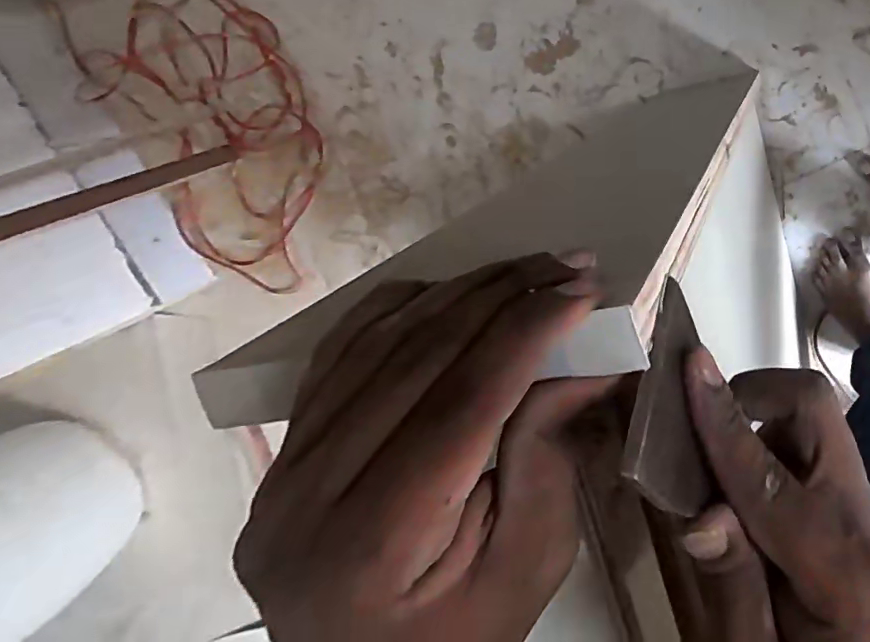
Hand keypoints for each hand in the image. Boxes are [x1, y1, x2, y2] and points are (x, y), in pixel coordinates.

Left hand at [235, 252, 618, 641]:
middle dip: (506, 295)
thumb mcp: (528, 560)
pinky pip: (343, 348)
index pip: (464, 401)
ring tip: (525, 267)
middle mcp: (309, 496)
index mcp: (376, 542)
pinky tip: (453, 288)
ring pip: (381, 340)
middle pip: (420, 357)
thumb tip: (585, 360)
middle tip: (568, 264)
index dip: (528, 331)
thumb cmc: (462, 633)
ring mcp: (285, 467)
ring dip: (463, 289)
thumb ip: (548, 453)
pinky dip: (402, 304)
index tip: (583, 289)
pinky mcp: (285, 448)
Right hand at [681, 349, 869, 641]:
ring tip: (717, 461)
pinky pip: (808, 433)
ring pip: (810, 411)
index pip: (769, 481)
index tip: (691, 370)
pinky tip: (741, 478)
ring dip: (758, 416)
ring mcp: (862, 498)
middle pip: (813, 407)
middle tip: (702, 426)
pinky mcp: (852, 489)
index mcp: (840, 571)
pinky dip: (767, 434)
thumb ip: (732, 588)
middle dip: (753, 396)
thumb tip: (700, 517)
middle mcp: (861, 518)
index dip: (723, 424)